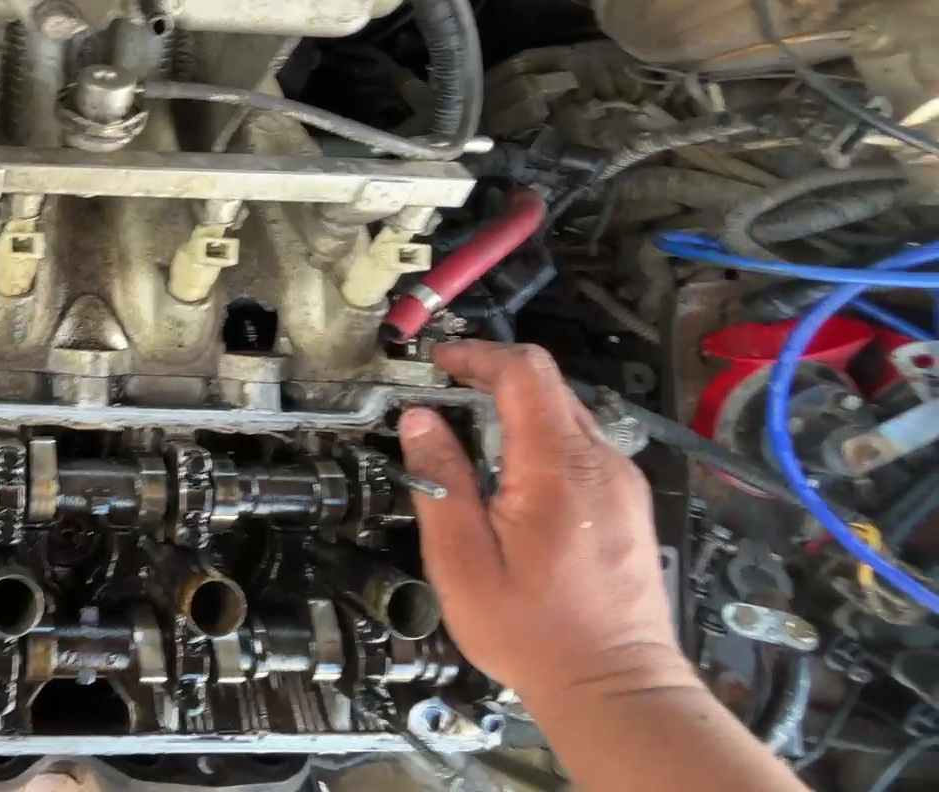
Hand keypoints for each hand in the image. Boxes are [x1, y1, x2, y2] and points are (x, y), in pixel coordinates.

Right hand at [400, 342, 694, 708]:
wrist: (616, 690)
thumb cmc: (530, 629)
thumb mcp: (461, 558)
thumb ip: (440, 479)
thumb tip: (420, 419)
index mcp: (558, 470)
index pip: (525, 374)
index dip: (476, 355)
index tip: (435, 363)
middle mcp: (601, 465)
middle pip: (548, 385)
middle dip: (488, 374)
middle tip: (438, 391)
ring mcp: (621, 484)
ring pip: (564, 411)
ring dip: (510, 403)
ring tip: (462, 425)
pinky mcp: (625, 503)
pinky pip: (577, 442)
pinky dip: (533, 431)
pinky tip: (502, 465)